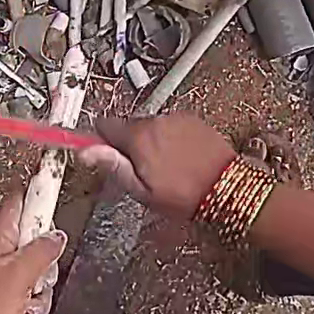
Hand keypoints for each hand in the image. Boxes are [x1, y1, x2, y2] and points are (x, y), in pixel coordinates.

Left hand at [0, 192, 65, 313]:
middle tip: (37, 282)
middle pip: (37, 247)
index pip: (20, 203)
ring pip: (36, 282)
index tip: (57, 204)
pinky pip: (28, 307)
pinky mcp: (0, 308)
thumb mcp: (18, 276)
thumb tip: (57, 234)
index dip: (39, 199)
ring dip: (37, 302)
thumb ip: (42, 251)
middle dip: (46, 270)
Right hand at [83, 114, 235, 218]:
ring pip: (151, 126)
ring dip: (151, 140)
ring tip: (166, 167)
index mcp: (138, 137)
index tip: (104, 153)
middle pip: (129, 126)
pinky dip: (171, 137)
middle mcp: (156, 120)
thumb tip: (85, 152)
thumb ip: (113, 167)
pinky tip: (181, 158)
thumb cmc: (185, 196)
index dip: (101, 140)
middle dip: (129, 144)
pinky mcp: (193, 119)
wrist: (228, 188)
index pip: (104, 125)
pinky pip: (171, 125)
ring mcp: (176, 118)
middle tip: (142, 170)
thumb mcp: (142, 191)